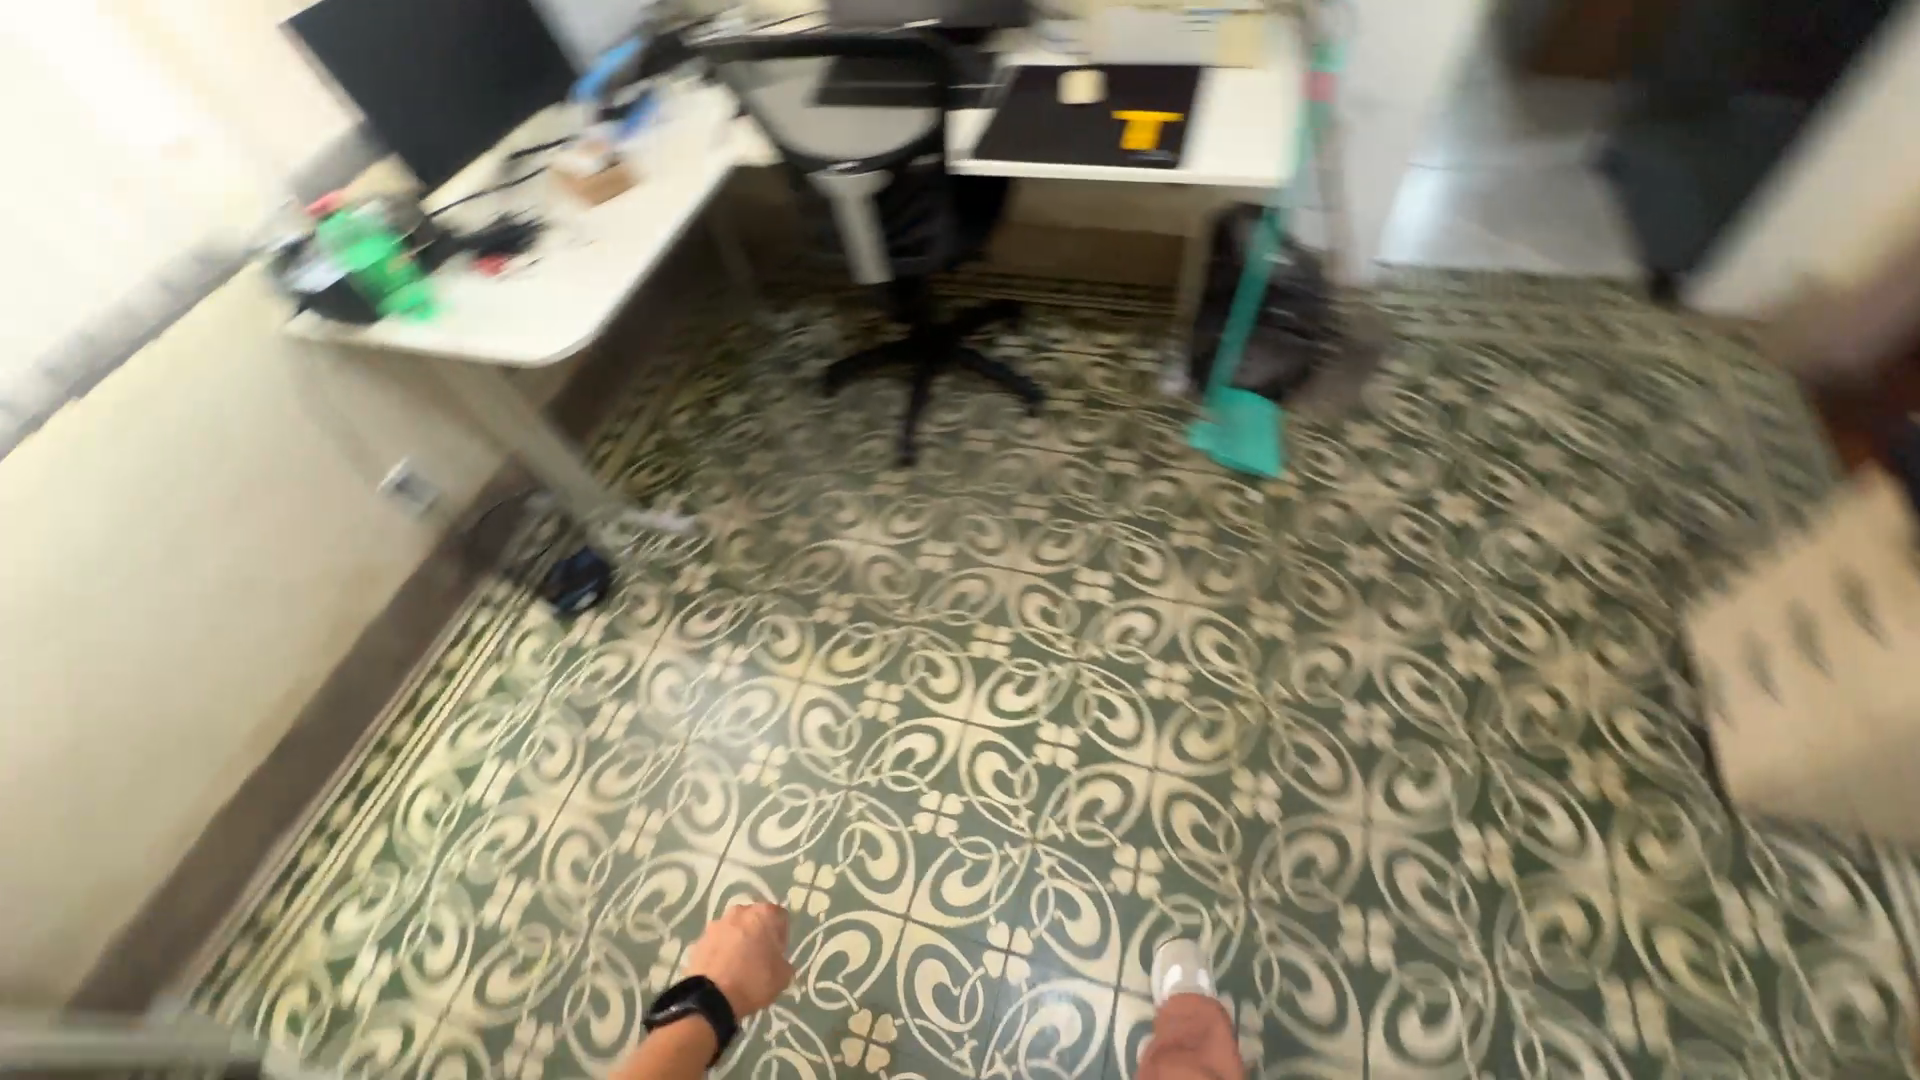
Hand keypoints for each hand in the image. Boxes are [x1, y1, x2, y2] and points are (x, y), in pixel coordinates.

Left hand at [684, 903, 794, 1017]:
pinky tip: (722, 973)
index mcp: (765, 914)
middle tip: (759, 958)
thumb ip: (783, 963)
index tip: (778, 954)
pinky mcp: (699, 940)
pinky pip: (716, 943)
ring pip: (733, 930)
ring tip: (737, 967)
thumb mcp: (783, 977)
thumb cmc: (754, 981)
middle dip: (758, 935)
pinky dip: (720, 952)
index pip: (780, 918)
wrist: (711, 999)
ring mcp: (716, 924)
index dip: (781, 936)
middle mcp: (740, 911)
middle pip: (754, 919)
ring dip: (737, 942)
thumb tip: (777, 963)